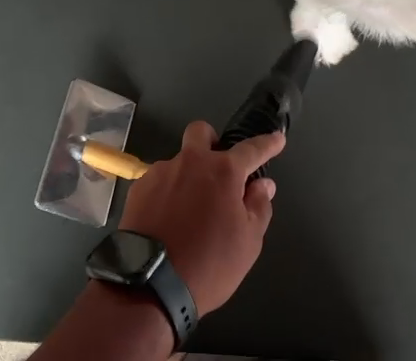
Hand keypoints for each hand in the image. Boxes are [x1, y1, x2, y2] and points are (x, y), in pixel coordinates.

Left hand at [117, 120, 283, 312]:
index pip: (251, 150)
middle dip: (213, 142)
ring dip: (188, 176)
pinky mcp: (138, 188)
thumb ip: (258, 207)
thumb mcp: (248, 243)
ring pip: (178, 161)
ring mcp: (161, 172)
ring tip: (189, 212)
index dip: (267, 144)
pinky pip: (159, 181)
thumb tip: (262, 184)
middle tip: (219, 171)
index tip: (277, 138)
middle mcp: (190, 162)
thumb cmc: (209, 264)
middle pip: (201, 133)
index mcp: (223, 172)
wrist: (149, 283)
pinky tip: (167, 220)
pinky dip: (168, 193)